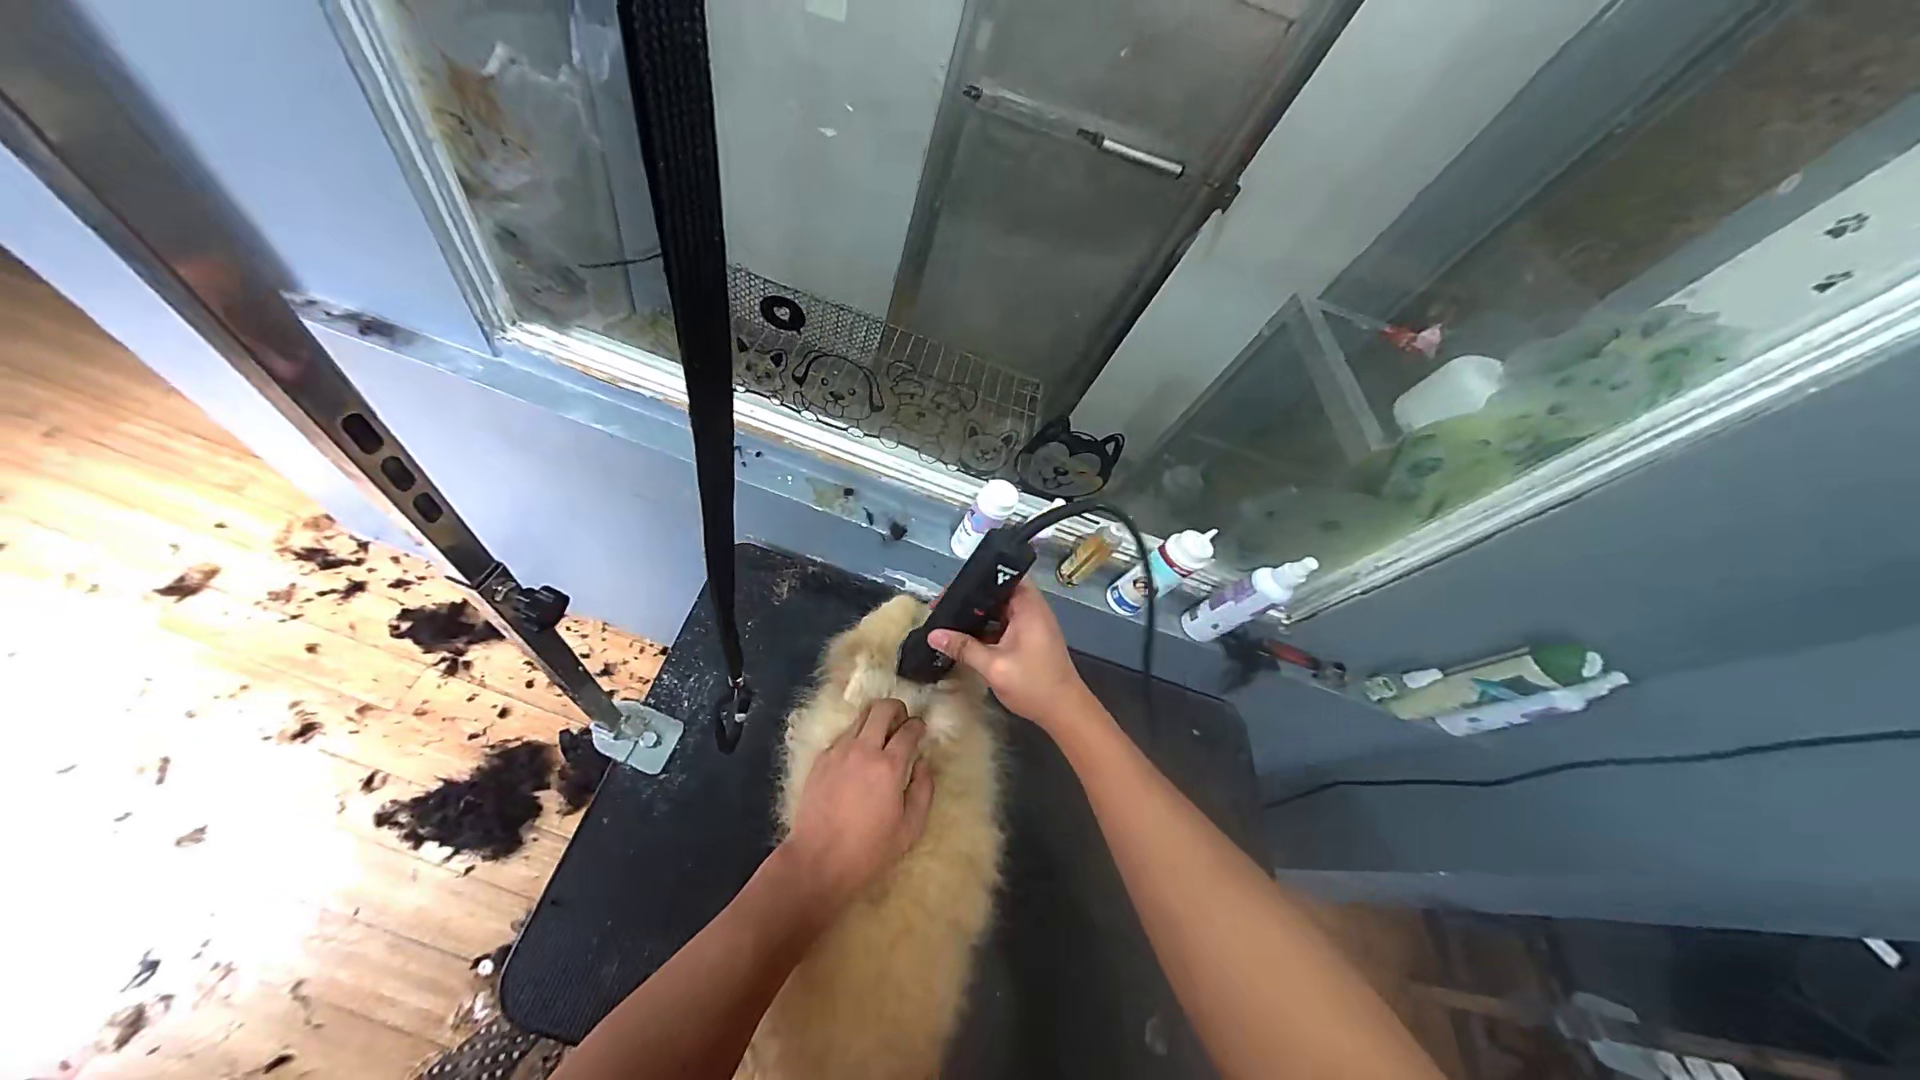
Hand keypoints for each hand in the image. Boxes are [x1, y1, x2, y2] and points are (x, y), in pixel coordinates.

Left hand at [780, 698, 934, 907]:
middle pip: (882, 708)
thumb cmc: (869, 850)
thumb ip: (923, 790)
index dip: (919, 725)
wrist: (817, 861)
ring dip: (874, 721)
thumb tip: (923, 764)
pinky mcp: (820, 759)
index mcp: (889, 766)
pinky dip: (855, 739)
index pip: (909, 729)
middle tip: (901, 724)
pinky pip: (842, 736)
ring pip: (860, 717)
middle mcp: (863, 750)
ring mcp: (838, 752)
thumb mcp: (910, 828)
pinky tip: (856, 760)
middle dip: (897, 709)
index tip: (920, 731)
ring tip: (879, 739)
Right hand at [928, 579, 1094, 732]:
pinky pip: (1004, 625)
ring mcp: (1032, 625)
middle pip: (999, 592)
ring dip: (978, 616)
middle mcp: (1032, 609)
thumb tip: (933, 635)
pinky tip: (967, 638)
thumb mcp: (994, 666)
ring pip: (1000, 610)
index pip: (1005, 574)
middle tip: (944, 604)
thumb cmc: (1033, 684)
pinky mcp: (1030, 639)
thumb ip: (963, 648)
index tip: (954, 587)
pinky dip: (987, 629)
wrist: (1064, 711)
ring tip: (950, 619)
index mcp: (1028, 606)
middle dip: (972, 598)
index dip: (979, 576)